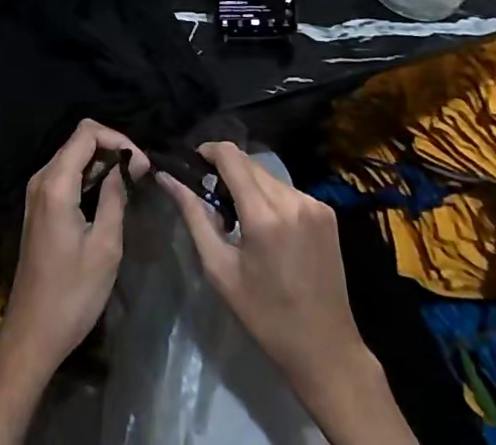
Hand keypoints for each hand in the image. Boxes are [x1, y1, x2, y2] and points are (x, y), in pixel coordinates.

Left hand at [0, 120, 149, 444]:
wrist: (33, 334)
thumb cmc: (73, 293)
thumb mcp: (106, 245)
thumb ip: (115, 196)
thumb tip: (126, 165)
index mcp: (55, 185)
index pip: (86, 133)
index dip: (118, 139)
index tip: (141, 165)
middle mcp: (41, 181)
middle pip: (79, 141)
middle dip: (113, 148)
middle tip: (141, 174)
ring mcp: (37, 194)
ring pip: (74, 157)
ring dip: (104, 163)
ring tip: (132, 183)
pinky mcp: (40, 208)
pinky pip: (67, 176)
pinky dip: (91, 176)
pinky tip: (111, 194)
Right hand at [159, 142, 416, 444]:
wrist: (324, 344)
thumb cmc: (264, 314)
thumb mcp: (219, 269)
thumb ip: (194, 217)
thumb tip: (168, 179)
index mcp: (264, 215)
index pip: (232, 156)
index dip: (209, 151)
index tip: (193, 164)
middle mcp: (292, 199)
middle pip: (250, 163)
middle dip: (226, 172)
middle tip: (212, 202)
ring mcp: (314, 203)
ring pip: (269, 176)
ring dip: (249, 185)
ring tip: (239, 219)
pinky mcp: (327, 211)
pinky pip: (289, 190)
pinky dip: (271, 197)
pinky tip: (268, 228)